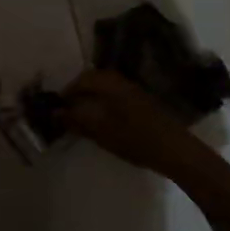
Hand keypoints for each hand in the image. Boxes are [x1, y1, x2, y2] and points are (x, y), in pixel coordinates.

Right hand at [61, 70, 205, 174]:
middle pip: (94, 80)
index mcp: (110, 84)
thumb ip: (76, 120)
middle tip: (68, 109)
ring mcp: (134, 91)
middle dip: (79, 92)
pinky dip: (103, 103)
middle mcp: (122, 82)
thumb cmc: (134, 138)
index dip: (67, 92)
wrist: (175, 151)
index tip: (57, 107)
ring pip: (105, 87)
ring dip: (91, 97)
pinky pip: (115, 95)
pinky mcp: (142, 103)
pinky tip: (102, 119)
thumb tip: (54, 113)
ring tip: (82, 115)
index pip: (81, 80)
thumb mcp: (100, 131)